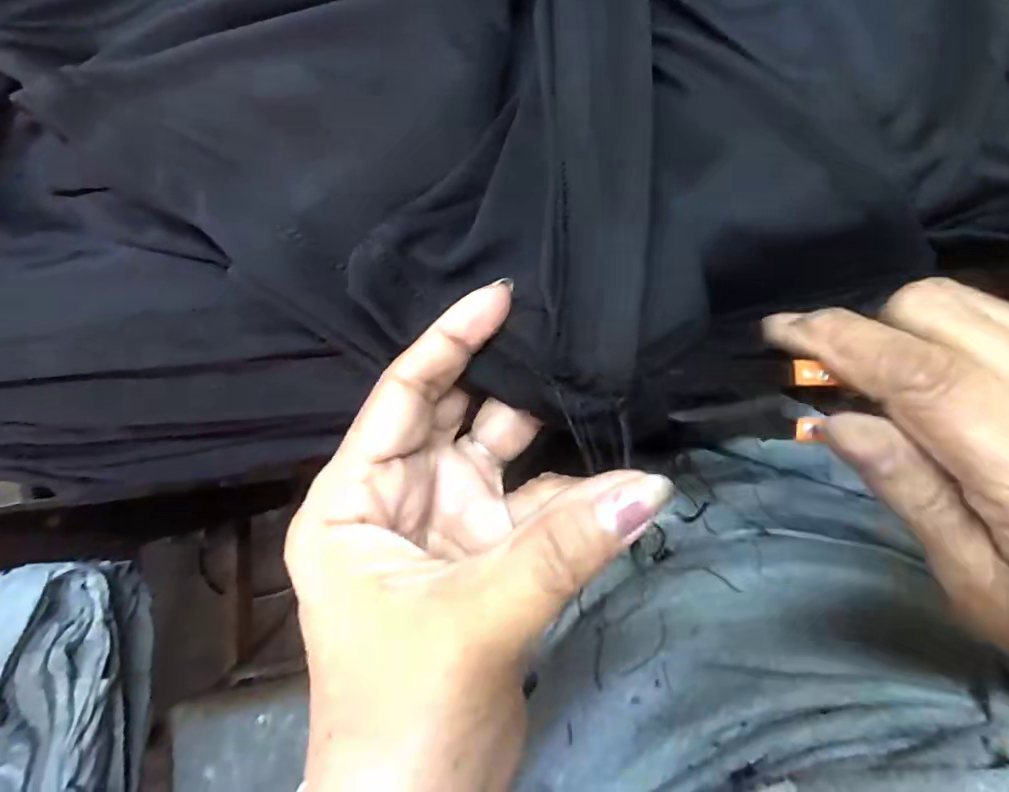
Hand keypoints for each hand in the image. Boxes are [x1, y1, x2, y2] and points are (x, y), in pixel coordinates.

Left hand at [286, 281, 674, 791]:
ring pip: (503, 455)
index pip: (405, 394)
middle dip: (503, 373)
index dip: (451, 340)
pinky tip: (618, 480)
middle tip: (560, 326)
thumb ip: (567, 546)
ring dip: (549, 432)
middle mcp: (401, 500)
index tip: (502, 296)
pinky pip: (537, 503)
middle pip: (456, 413)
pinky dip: (575, 493)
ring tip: (597, 381)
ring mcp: (450, 527)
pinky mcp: (490, 556)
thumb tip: (652, 486)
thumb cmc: (405, 712)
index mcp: (355, 499)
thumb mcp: (480, 616)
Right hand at [763, 278, 1008, 741]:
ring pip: (962, 300)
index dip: (845, 343)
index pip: (929, 381)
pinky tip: (952, 382)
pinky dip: (949, 335)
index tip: (781, 330)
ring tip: (891, 381)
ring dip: (903, 328)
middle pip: (938, 313)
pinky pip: (998, 315)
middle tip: (837, 378)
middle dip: (868, 332)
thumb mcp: (982, 593)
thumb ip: (910, 494)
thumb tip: (836, 419)